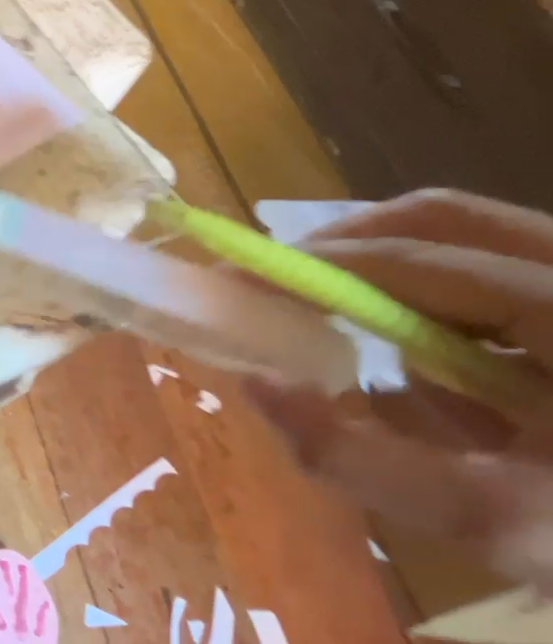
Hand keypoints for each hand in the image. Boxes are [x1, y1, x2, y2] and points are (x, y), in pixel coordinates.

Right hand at [241, 190, 552, 588]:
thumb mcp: (501, 522)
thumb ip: (361, 457)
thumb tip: (252, 385)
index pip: (411, 258)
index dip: (311, 264)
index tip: (234, 278)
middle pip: (446, 221)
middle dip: (350, 247)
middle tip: (283, 284)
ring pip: (477, 248)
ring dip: (398, 282)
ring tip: (363, 346)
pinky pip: (508, 286)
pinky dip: (451, 314)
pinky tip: (446, 379)